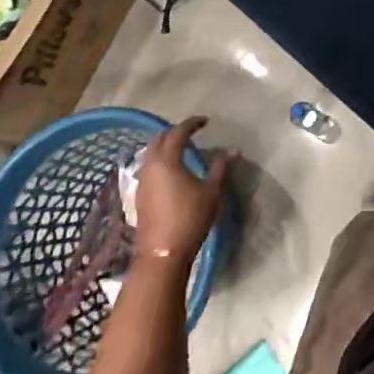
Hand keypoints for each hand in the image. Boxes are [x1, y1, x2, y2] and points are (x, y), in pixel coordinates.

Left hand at [133, 117, 233, 261]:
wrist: (164, 251)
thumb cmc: (190, 218)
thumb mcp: (211, 192)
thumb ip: (221, 168)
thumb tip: (233, 150)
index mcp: (167, 160)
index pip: (178, 132)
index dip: (192, 124)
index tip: (205, 122)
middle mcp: (150, 164)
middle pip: (159, 138)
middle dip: (175, 132)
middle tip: (192, 133)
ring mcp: (142, 179)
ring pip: (150, 152)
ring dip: (165, 145)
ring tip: (181, 149)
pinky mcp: (139, 193)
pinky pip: (148, 165)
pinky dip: (159, 159)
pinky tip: (171, 169)